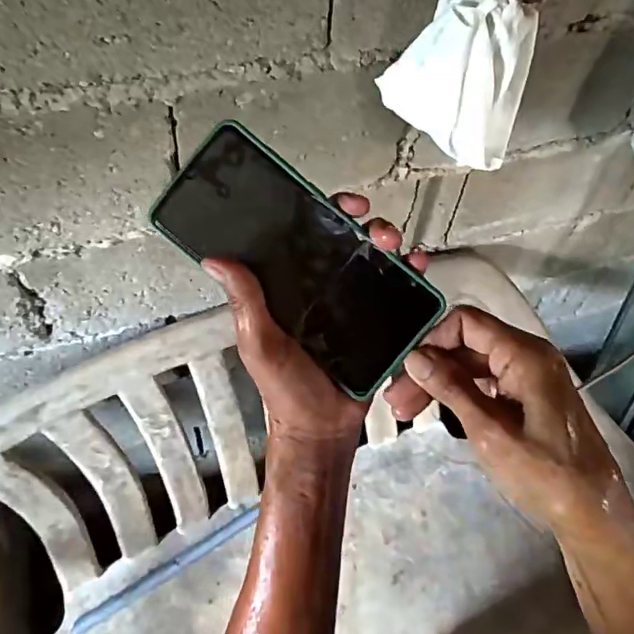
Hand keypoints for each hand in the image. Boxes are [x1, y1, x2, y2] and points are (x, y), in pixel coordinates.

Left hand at [202, 192, 428, 448]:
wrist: (322, 428)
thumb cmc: (285, 392)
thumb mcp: (259, 343)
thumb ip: (244, 301)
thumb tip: (217, 262)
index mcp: (291, 287)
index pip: (307, 237)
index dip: (326, 213)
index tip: (342, 205)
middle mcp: (321, 290)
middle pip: (348, 241)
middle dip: (367, 225)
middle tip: (376, 228)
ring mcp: (350, 304)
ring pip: (374, 260)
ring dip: (390, 245)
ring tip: (396, 247)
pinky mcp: (375, 323)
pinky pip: (394, 292)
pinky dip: (408, 275)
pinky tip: (415, 268)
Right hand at [393, 306, 625, 532]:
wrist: (594, 517)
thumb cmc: (545, 475)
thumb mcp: (490, 433)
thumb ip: (451, 389)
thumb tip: (414, 357)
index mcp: (525, 355)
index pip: (466, 322)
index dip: (432, 339)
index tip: (405, 369)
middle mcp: (529, 355)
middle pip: (466, 344)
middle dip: (429, 367)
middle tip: (396, 401)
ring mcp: (531, 375)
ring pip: (473, 363)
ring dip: (440, 382)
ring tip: (407, 411)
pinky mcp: (530, 395)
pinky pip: (487, 380)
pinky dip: (460, 393)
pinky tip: (438, 411)